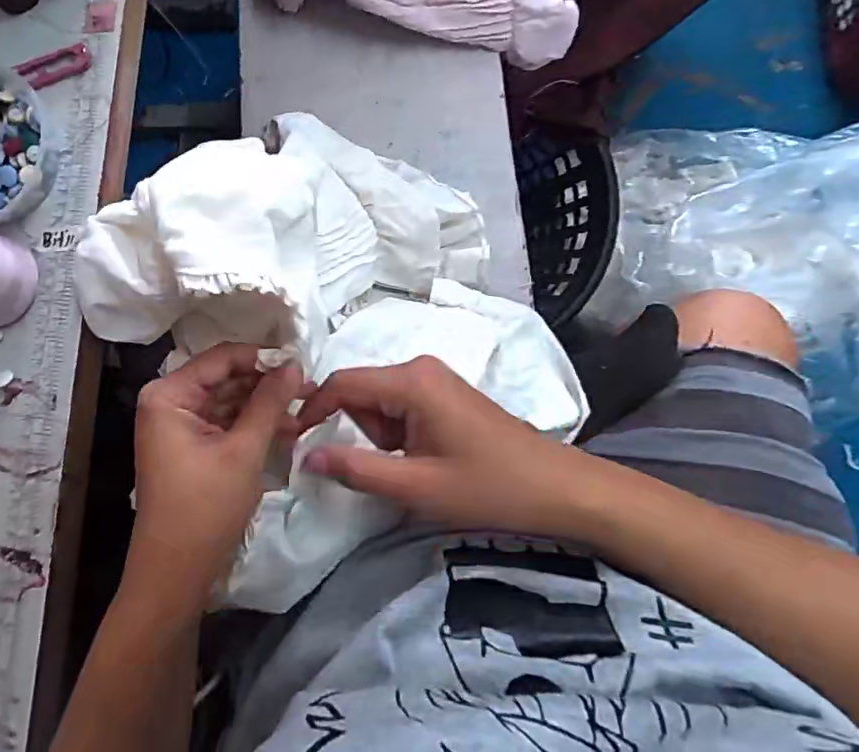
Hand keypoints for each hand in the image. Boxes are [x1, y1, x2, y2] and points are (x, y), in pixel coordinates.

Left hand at [130, 343, 302, 602]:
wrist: (175, 572)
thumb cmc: (205, 508)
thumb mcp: (243, 451)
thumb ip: (268, 403)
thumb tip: (294, 365)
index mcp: (167, 394)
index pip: (220, 359)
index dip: (261, 357)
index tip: (302, 362)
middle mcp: (167, 401)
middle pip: (223, 378)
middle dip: (266, 383)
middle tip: (311, 388)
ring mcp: (176, 424)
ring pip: (227, 401)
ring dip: (263, 405)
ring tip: (307, 408)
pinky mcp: (188, 445)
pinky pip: (223, 423)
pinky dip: (251, 425)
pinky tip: (288, 428)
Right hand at [296, 355, 609, 538]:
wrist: (562, 491)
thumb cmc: (490, 488)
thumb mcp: (417, 486)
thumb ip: (356, 469)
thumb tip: (306, 456)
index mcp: (410, 380)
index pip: (341, 383)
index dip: (314, 410)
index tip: (296, 441)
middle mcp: (417, 366)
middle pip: (359, 392)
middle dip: (363, 432)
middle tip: (394, 468)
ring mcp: (433, 377)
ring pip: (378, 401)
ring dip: (383, 436)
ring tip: (418, 467)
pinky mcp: (443, 391)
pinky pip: (399, 405)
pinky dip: (399, 433)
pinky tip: (428, 457)